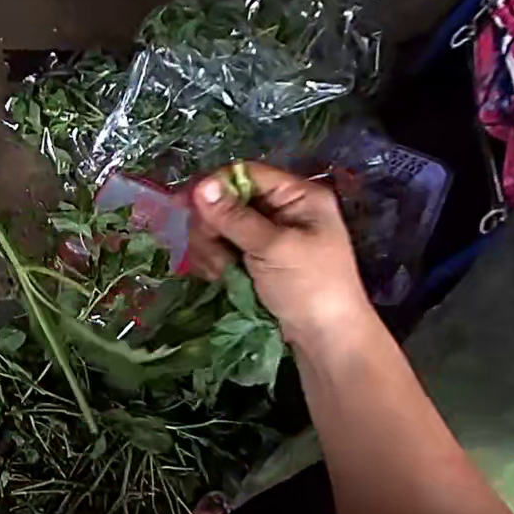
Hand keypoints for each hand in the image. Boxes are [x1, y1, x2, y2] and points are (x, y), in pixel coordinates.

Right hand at [187, 161, 371, 347]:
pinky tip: (219, 278)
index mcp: (297, 196)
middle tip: (213, 254)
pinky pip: (223, 250)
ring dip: (212, 249)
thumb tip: (200, 186)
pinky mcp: (255, 261)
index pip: (246, 174)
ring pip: (220, 228)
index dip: (215, 187)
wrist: (327, 340)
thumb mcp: (273, 248)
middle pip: (227, 201)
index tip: (186, 206)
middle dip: (213, 226)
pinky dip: (216, 262)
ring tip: (220, 273)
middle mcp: (281, 211)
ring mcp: (267, 237)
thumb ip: (234, 218)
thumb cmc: (310, 287)